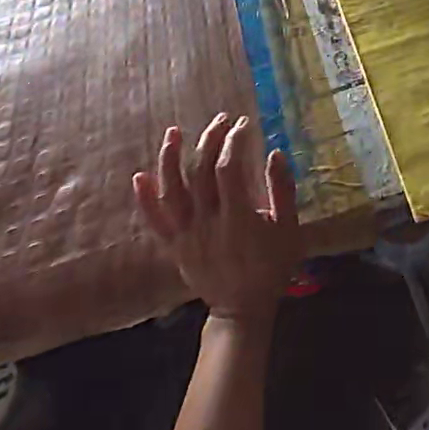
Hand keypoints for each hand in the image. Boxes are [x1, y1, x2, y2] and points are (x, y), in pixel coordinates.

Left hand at [133, 113, 299, 324]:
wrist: (243, 310)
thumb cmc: (271, 267)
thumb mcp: (288, 230)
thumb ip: (282, 191)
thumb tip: (276, 153)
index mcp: (238, 218)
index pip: (228, 168)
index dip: (234, 142)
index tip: (242, 124)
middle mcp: (207, 222)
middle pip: (200, 172)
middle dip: (210, 140)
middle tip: (220, 119)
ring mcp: (186, 234)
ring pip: (172, 191)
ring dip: (170, 159)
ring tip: (173, 132)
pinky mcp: (173, 246)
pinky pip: (155, 221)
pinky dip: (145, 199)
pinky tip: (139, 176)